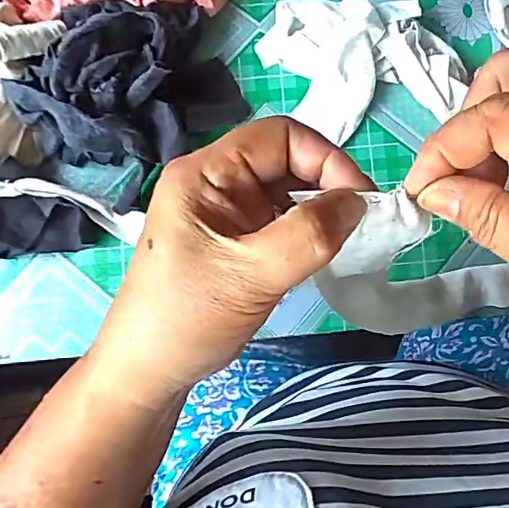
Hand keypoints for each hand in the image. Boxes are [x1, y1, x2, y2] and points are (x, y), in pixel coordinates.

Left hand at [89, 118, 373, 406]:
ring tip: (346, 238)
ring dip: (322, 209)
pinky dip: (311, 230)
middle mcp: (218, 183)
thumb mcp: (252, 274)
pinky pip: (285, 220)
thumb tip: (359, 204)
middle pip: (288, 160)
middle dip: (328, 184)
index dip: (326, 159)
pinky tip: (324, 251)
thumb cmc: (186, 319)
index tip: (359, 199)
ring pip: (290, 191)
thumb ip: (309, 235)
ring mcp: (228, 212)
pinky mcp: (239, 240)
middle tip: (360, 222)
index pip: (280, 136)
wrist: (149, 371)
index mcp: (206, 174)